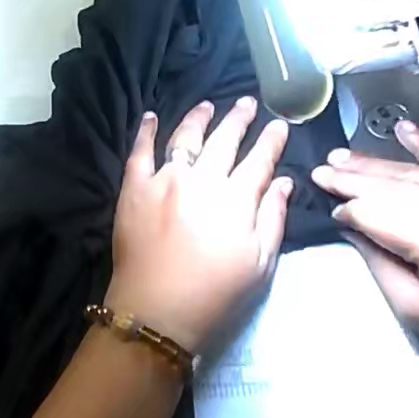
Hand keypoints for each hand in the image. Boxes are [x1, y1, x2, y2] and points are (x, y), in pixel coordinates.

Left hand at [109, 98, 293, 354]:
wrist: (156, 315)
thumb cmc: (216, 294)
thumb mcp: (260, 264)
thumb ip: (273, 218)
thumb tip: (283, 181)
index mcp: (235, 199)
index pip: (259, 160)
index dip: (272, 140)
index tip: (279, 123)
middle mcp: (201, 180)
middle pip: (225, 140)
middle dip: (239, 119)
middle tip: (247, 102)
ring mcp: (165, 181)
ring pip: (185, 138)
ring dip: (198, 118)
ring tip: (207, 106)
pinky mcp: (135, 189)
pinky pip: (140, 152)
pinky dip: (145, 132)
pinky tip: (150, 116)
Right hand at [311, 120, 418, 397]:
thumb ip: (385, 267)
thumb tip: (356, 230)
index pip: (380, 214)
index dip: (349, 208)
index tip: (327, 205)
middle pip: (396, 186)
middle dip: (355, 177)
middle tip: (323, 168)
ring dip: (379, 163)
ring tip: (345, 155)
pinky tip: (406, 130)